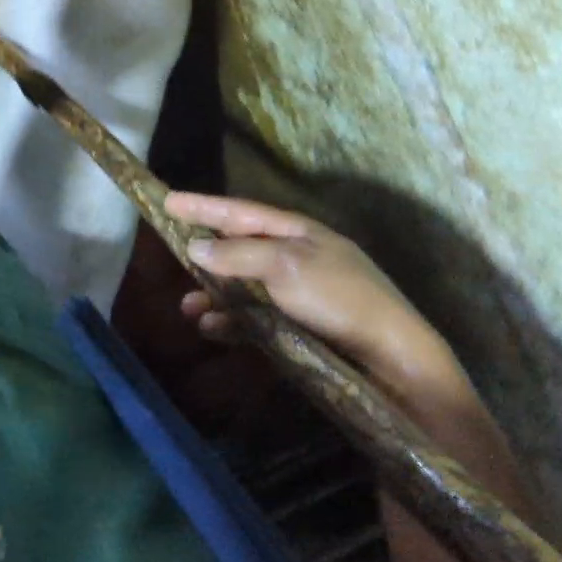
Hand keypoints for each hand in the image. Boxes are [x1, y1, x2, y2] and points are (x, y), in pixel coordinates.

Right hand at [165, 193, 461, 391]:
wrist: (394, 362)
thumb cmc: (340, 299)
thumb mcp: (284, 266)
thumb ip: (236, 254)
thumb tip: (195, 247)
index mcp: (298, 234)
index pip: (240, 212)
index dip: (203, 206)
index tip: (167, 199)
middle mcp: (296, 259)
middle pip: (238, 249)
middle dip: (203, 255)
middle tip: (170, 252)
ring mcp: (299, 295)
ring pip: (241, 288)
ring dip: (213, 296)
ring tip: (188, 307)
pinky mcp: (300, 328)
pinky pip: (253, 318)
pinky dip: (230, 322)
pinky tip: (211, 329)